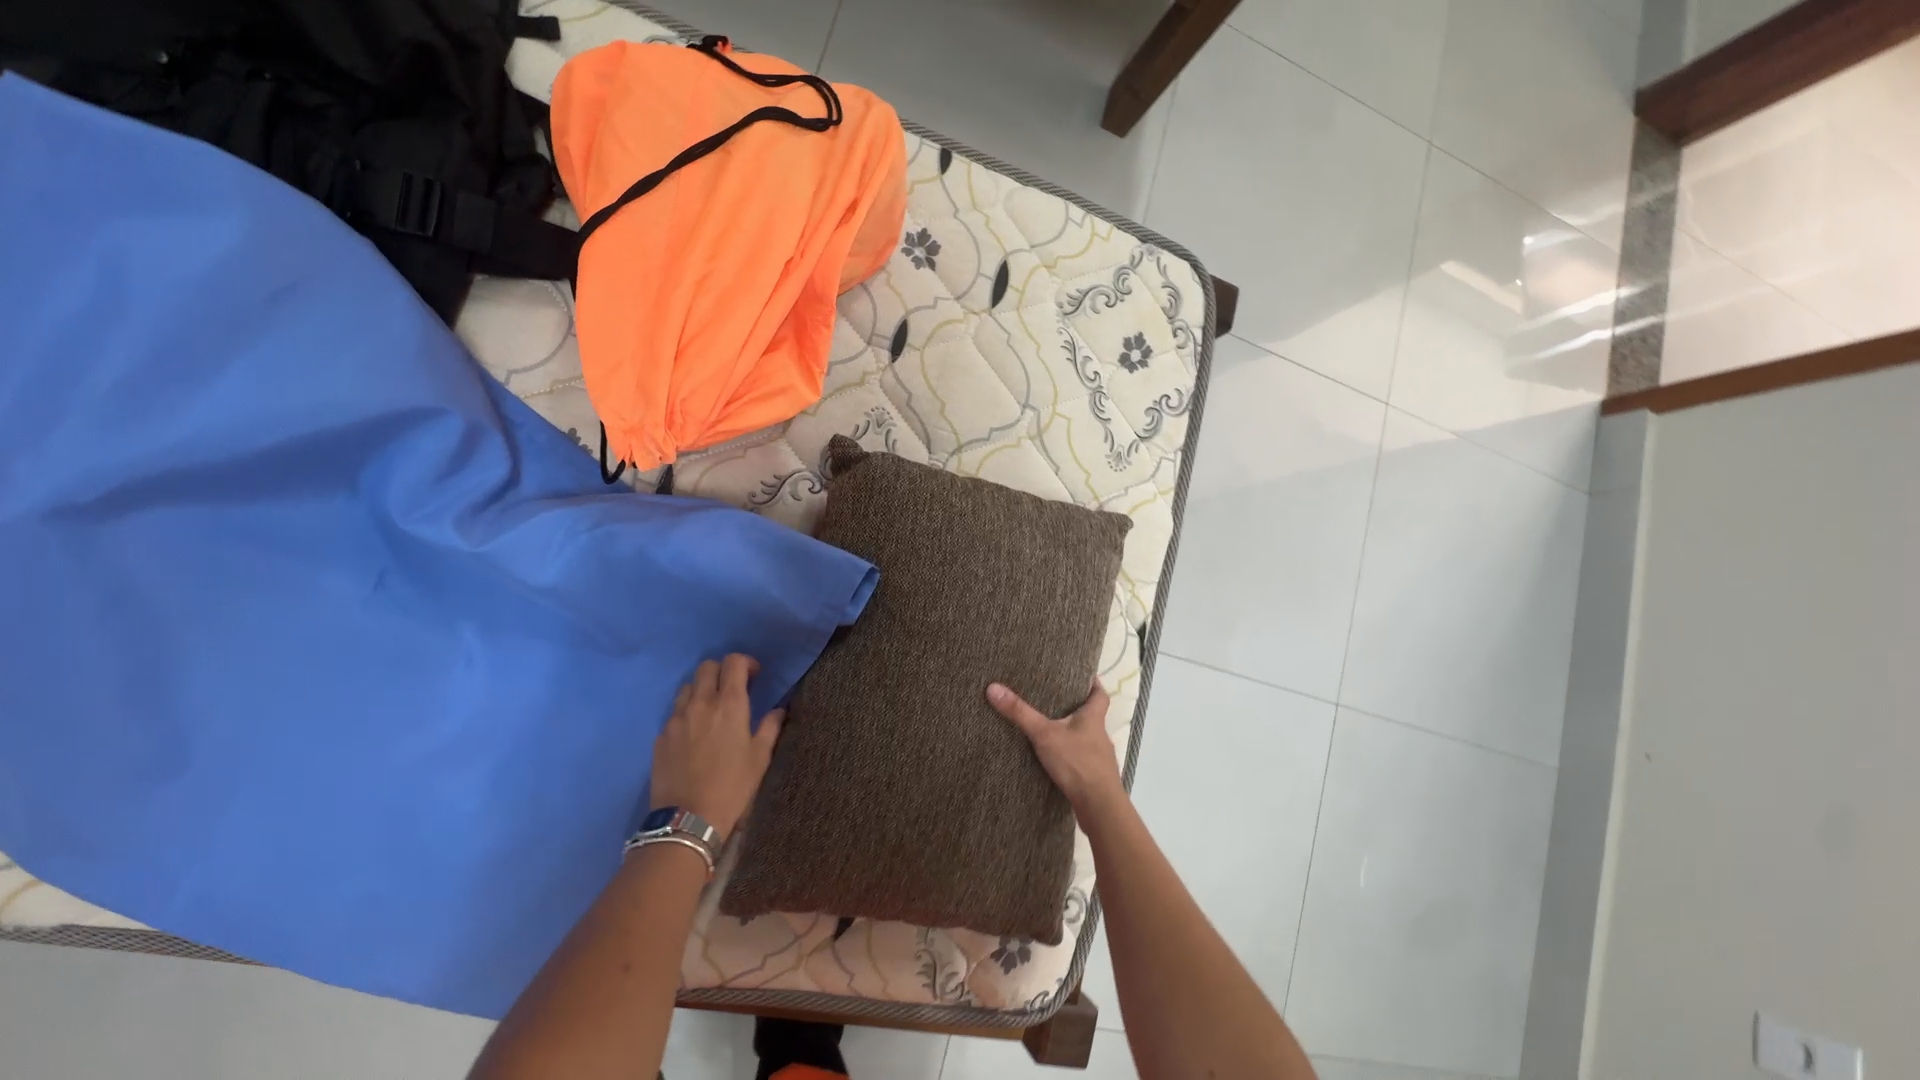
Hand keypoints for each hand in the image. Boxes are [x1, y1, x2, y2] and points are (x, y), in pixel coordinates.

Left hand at [650, 654, 782, 841]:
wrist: (688, 818)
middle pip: (707, 667)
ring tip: (711, 708)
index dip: (745, 662)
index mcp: (729, 705)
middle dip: (722, 671)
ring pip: (687, 687)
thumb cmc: (732, 787)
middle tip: (733, 688)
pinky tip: (694, 733)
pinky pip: (675, 712)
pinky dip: (687, 712)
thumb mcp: (760, 759)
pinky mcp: (661, 735)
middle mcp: (700, 704)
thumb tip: (779, 709)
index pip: (733, 663)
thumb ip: (770, 727)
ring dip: (702, 688)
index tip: (755, 675)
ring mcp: (676, 718)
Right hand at [987, 680, 1123, 813]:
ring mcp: (1100, 757)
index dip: (1093, 683)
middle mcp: (1100, 735)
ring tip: (1051, 728)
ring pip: (1087, 738)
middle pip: (1093, 715)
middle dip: (1077, 707)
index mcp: (1094, 718)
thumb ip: (1020, 713)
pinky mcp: (1095, 776)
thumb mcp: (1044, 734)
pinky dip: (1071, 755)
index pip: (1100, 694)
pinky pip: (1082, 758)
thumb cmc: (1077, 762)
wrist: (1099, 805)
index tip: (1083, 676)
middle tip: (1056, 698)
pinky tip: (1056, 760)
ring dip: (1073, 733)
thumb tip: (993, 687)